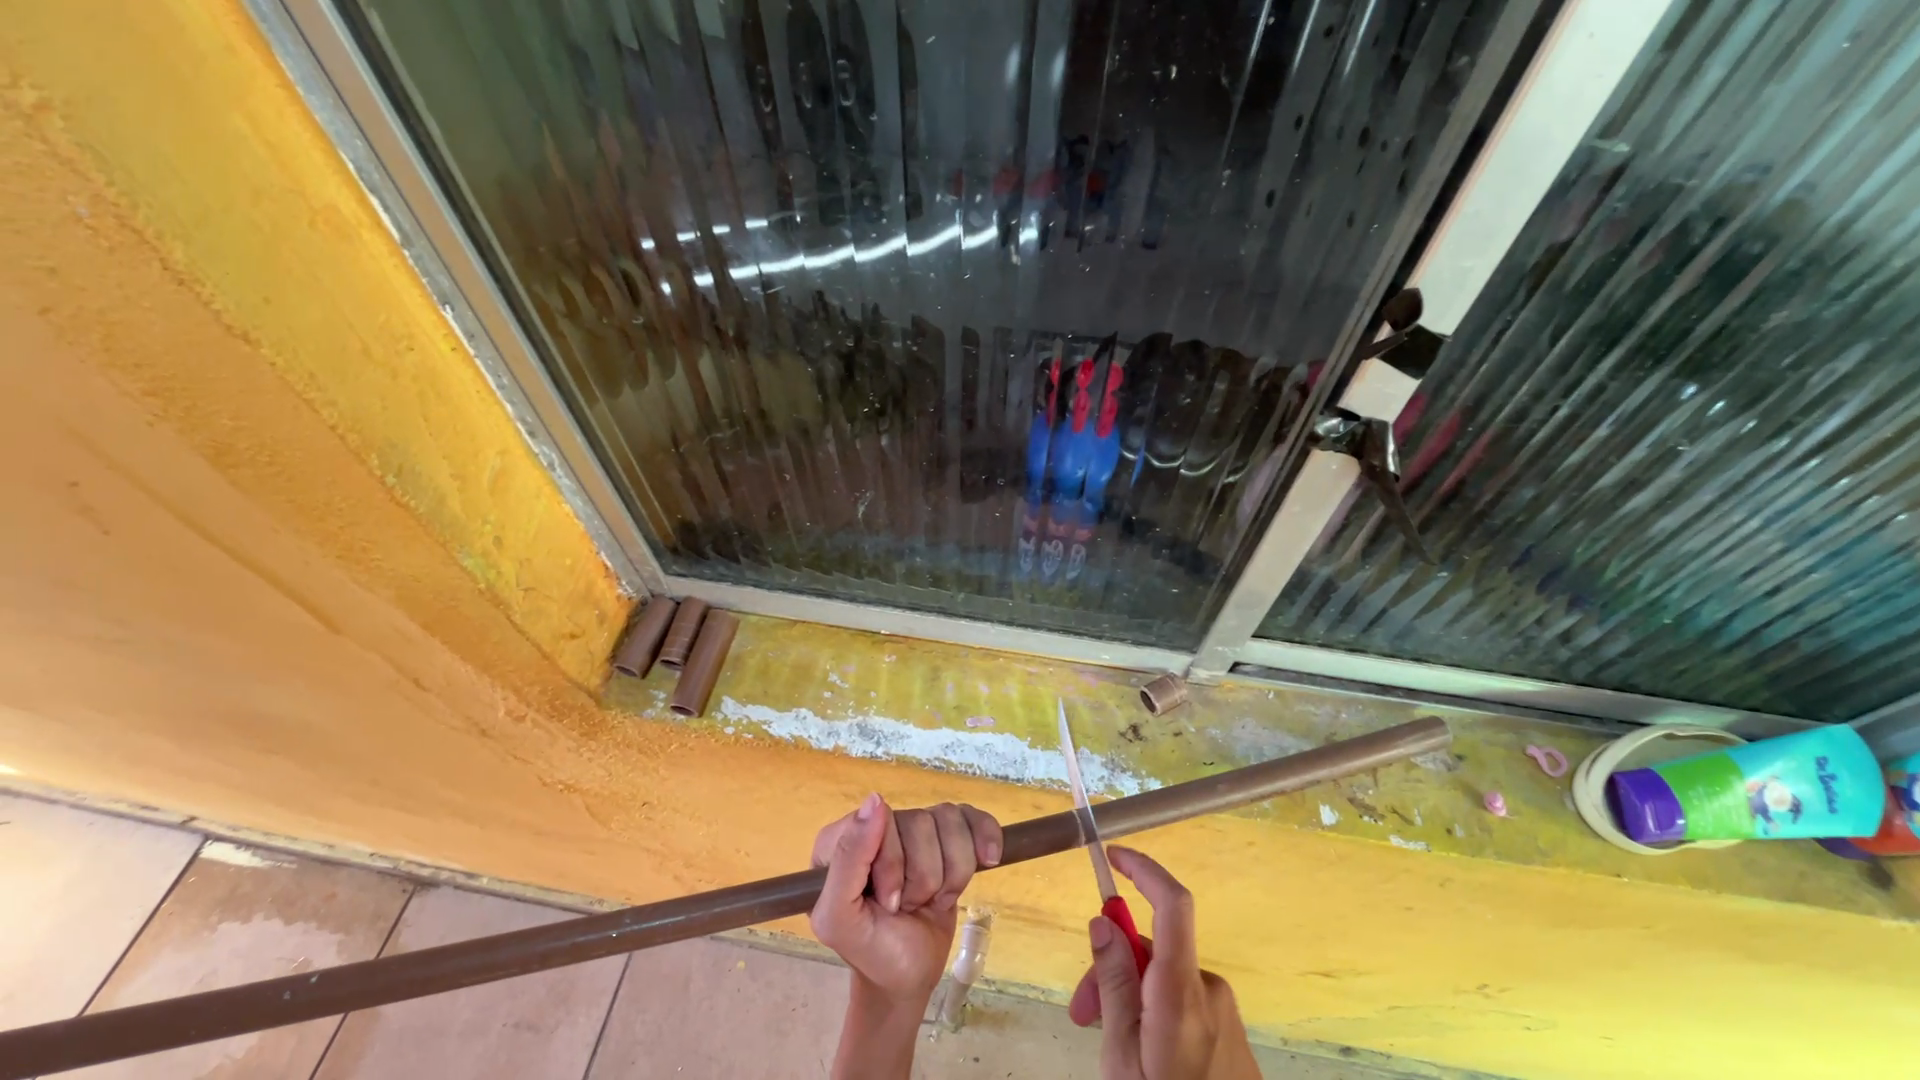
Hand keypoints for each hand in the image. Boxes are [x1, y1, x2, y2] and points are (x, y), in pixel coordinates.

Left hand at [810, 794, 1002, 1001]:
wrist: (908, 977)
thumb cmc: (871, 953)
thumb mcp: (841, 919)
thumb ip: (848, 860)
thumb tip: (876, 800)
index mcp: (840, 838)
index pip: (882, 819)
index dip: (894, 864)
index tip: (889, 903)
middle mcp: (876, 827)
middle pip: (921, 822)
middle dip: (923, 876)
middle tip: (908, 906)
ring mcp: (914, 832)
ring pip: (949, 821)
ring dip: (951, 872)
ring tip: (932, 899)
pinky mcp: (946, 838)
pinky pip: (973, 817)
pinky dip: (984, 840)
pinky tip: (988, 860)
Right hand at [1067, 846, 1260, 1079]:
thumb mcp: (1121, 1059)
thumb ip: (1114, 987)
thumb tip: (1103, 922)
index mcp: (1182, 992)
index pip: (1173, 904)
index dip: (1145, 869)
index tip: (1113, 857)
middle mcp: (1209, 990)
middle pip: (1153, 948)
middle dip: (1111, 966)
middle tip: (1081, 1014)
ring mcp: (1224, 1010)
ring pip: (1163, 977)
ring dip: (1129, 996)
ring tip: (1105, 1044)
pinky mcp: (1231, 1030)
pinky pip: (1182, 1000)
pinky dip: (1153, 1011)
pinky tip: (1140, 1054)